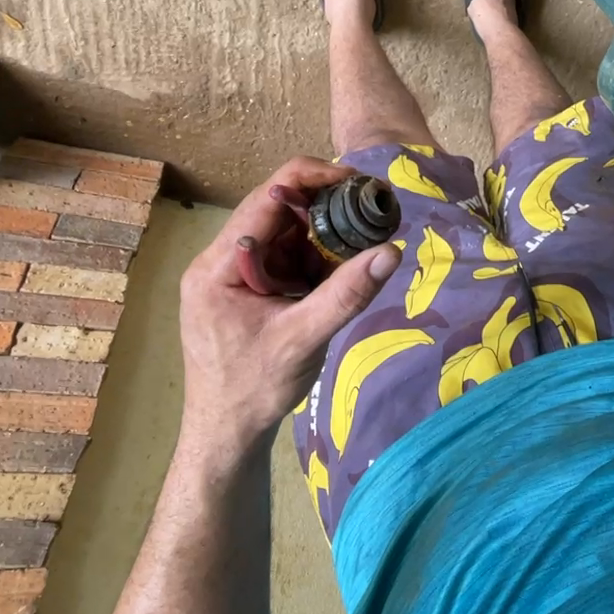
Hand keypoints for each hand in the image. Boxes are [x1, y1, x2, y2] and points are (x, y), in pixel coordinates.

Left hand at [176, 157, 400, 454]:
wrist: (226, 434)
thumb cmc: (254, 388)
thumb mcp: (304, 338)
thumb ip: (347, 294)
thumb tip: (393, 250)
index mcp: (220, 264)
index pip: (268, 196)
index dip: (316, 179)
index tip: (361, 184)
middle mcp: (222, 259)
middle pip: (279, 209)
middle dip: (328, 209)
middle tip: (373, 216)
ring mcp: (236, 274)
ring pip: (288, 232)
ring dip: (326, 236)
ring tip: (363, 247)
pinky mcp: (251, 288)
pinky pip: (289, 256)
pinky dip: (318, 258)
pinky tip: (341, 274)